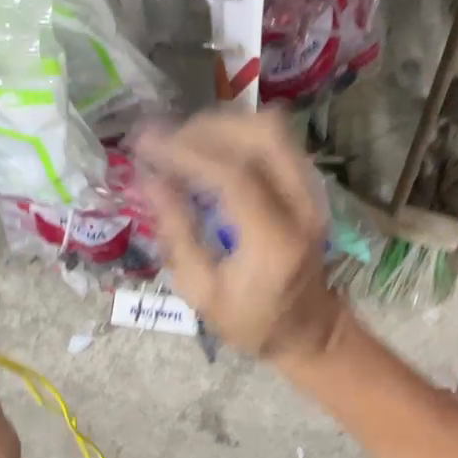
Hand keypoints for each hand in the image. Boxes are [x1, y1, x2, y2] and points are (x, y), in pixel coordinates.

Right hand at [138, 111, 349, 362]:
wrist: (309, 330)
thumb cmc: (250, 321)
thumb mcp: (201, 291)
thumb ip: (177, 233)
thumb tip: (147, 181)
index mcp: (274, 243)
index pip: (233, 177)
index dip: (185, 154)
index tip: (144, 145)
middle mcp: (302, 208)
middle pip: (261, 136)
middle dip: (205, 129)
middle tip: (163, 142)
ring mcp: (313, 193)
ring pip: (271, 130)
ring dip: (221, 127)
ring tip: (181, 143)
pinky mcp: (310, 185)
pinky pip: (275, 141)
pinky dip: (237, 136)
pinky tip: (207, 151)